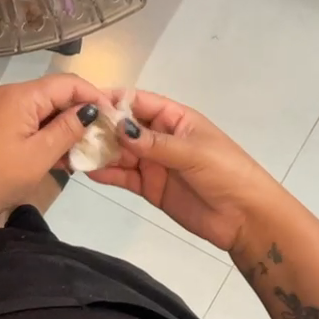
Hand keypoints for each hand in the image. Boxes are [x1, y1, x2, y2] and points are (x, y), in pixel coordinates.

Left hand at [0, 74, 109, 222]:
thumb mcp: (40, 156)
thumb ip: (68, 129)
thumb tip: (91, 110)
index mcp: (19, 96)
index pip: (66, 83)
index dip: (92, 96)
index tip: (113, 117)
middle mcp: (7, 93)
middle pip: (53, 93)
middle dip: (78, 112)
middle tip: (102, 136)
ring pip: (40, 108)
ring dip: (62, 125)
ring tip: (83, 149)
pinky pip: (25, 119)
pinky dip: (43, 132)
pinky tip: (59, 154)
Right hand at [85, 91, 284, 252]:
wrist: (246, 218)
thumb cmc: (227, 173)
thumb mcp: (193, 152)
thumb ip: (154, 143)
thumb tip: (119, 128)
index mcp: (175, 119)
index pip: (139, 102)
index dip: (113, 101)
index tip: (86, 102)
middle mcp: (160, 137)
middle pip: (124, 127)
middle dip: (101, 127)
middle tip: (72, 130)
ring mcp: (153, 162)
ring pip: (120, 152)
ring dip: (99, 151)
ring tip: (74, 151)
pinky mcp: (149, 187)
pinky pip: (123, 176)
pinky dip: (106, 173)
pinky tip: (88, 170)